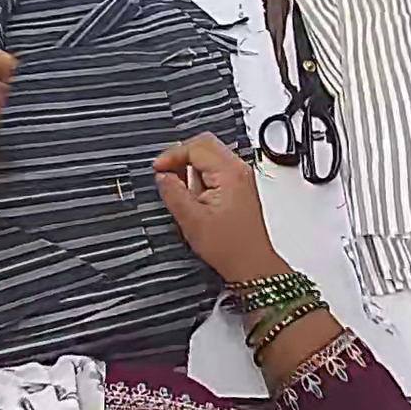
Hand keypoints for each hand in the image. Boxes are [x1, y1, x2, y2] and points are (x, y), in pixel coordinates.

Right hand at [152, 133, 288, 283]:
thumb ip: (173, 192)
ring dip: (190, 166)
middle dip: (181, 157)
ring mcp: (240, 177)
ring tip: (181, 190)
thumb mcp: (192, 220)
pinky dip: (199, 176)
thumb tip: (162, 175)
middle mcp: (238, 170)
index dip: (172, 156)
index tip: (159, 170)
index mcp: (229, 173)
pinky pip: (215, 169)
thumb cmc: (230, 247)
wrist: (251, 265)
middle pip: (205, 144)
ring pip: (209, 155)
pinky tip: (193, 196)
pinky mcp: (238, 186)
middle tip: (166, 174)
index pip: (196, 147)